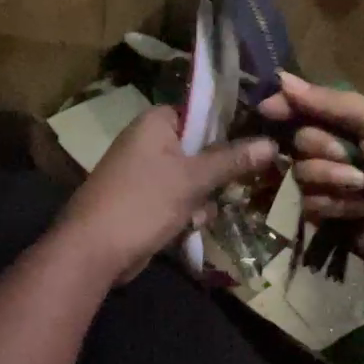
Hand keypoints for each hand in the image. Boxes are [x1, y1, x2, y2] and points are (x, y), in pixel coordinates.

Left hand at [54, 106, 276, 283]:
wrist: (92, 251)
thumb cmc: (143, 202)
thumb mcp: (193, 179)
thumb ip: (232, 160)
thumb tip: (271, 143)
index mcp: (156, 122)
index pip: (202, 112)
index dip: (227, 129)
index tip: (253, 147)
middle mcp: (149, 139)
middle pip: (200, 147)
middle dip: (215, 173)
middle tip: (234, 188)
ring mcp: (144, 170)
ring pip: (192, 176)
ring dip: (202, 197)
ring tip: (201, 215)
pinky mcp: (143, 198)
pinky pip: (177, 197)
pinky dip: (186, 211)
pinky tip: (189, 228)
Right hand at [258, 72, 363, 275]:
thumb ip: (330, 102)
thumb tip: (282, 79)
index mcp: (352, 121)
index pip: (307, 107)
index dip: (286, 107)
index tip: (269, 109)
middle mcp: (337, 150)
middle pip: (299, 139)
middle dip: (321, 146)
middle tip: (349, 156)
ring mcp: (332, 185)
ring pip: (301, 173)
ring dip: (331, 178)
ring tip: (362, 188)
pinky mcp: (329, 218)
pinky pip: (309, 204)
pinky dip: (335, 206)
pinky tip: (360, 211)